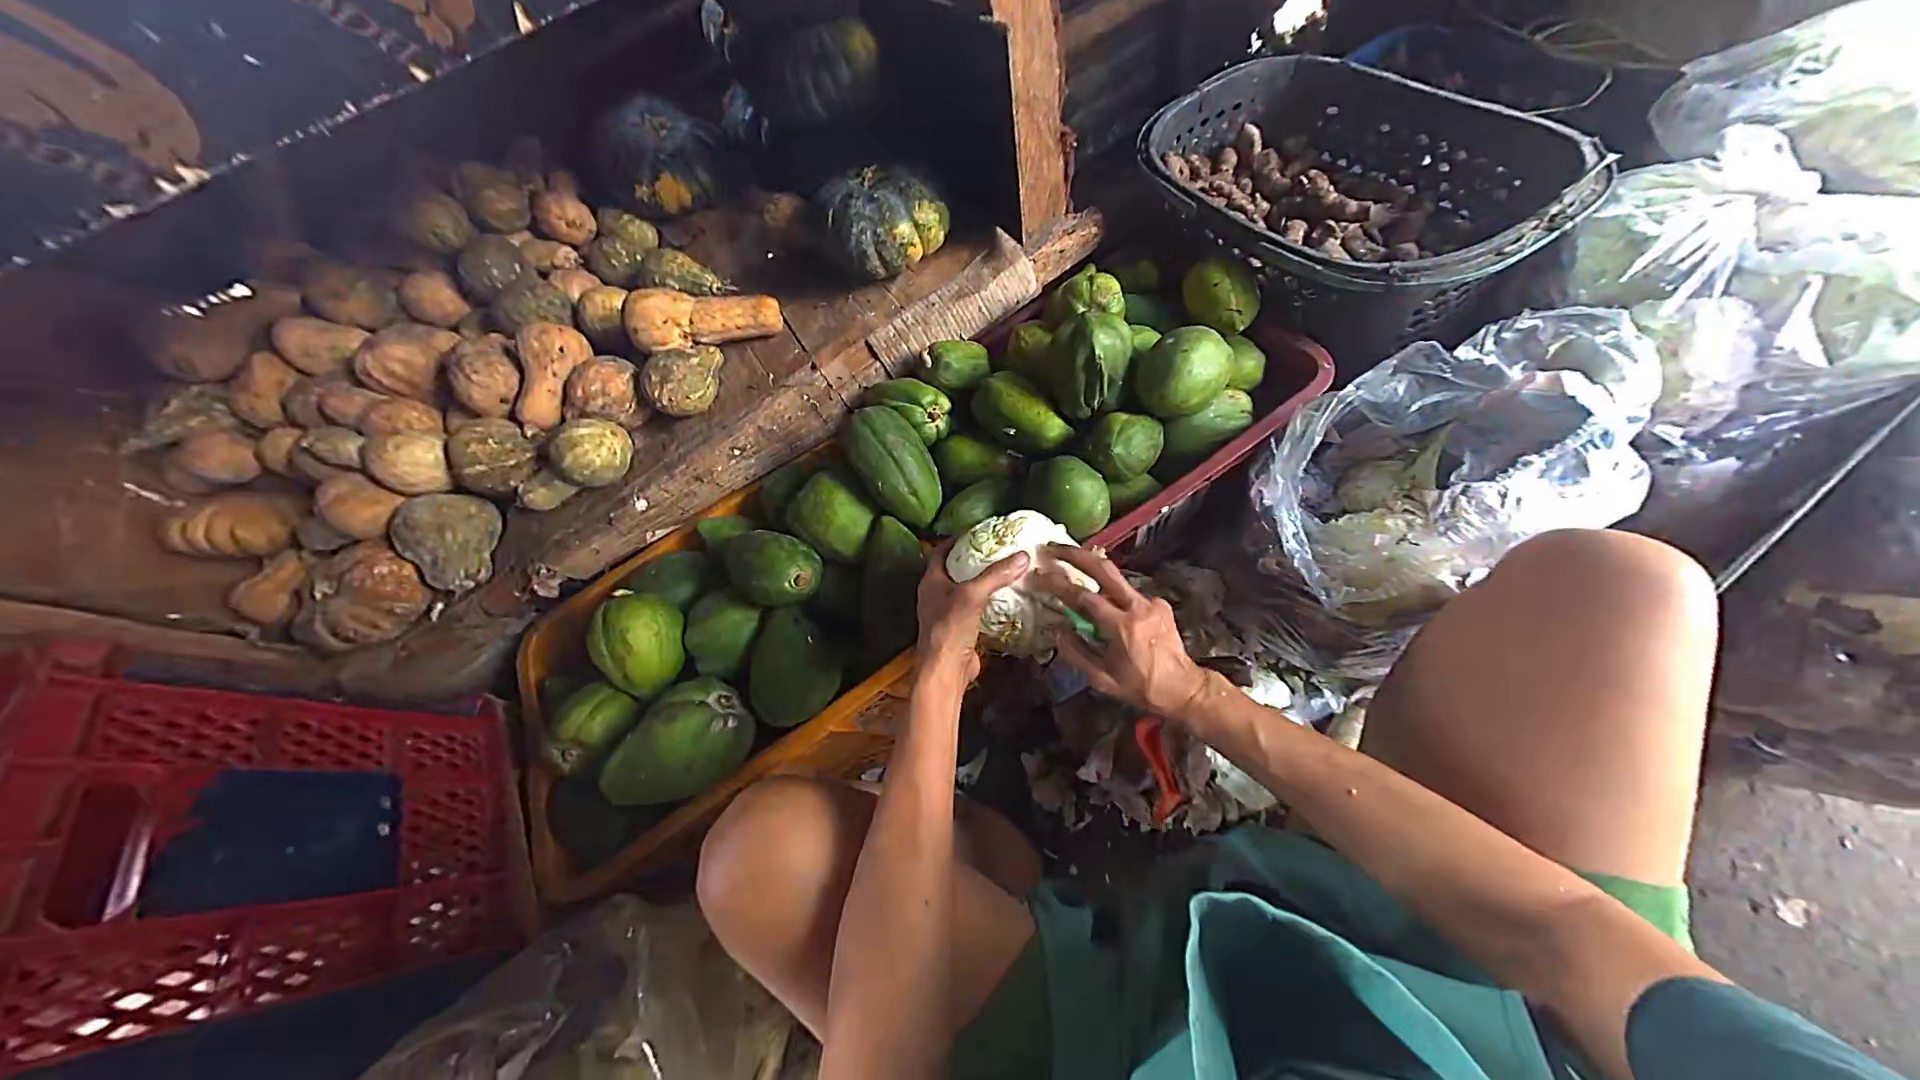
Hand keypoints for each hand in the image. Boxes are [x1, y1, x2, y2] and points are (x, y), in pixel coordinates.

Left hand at [916, 543, 1029, 682]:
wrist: (945, 670)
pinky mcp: (958, 629)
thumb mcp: (973, 595)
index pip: (940, 552)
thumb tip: (1022, 555)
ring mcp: (945, 613)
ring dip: (980, 582)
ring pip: (964, 590)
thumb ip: (996, 575)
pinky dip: (986, 602)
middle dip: (972, 560)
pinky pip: (973, 609)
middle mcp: (935, 595)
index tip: (977, 532)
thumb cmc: (950, 628)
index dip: (955, 539)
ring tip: (1003, 570)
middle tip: (996, 550)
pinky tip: (1004, 599)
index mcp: (931, 581)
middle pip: (953, 570)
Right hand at [1032, 545, 1211, 718]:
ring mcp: (1151, 602)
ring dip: (1093, 572)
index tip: (1040, 575)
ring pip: (1116, 579)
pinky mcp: (1159, 604)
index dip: (1059, 584)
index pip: (1084, 597)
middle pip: (1103, 569)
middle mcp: (1138, 607)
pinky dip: (1114, 596)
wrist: (1182, 688)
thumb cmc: (1139, 687)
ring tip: (1073, 568)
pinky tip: (1108, 607)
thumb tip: (1054, 629)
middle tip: (1054, 548)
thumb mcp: (1101, 678)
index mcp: (1122, 626)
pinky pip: (1129, 593)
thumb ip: (1075, 651)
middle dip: (1076, 554)